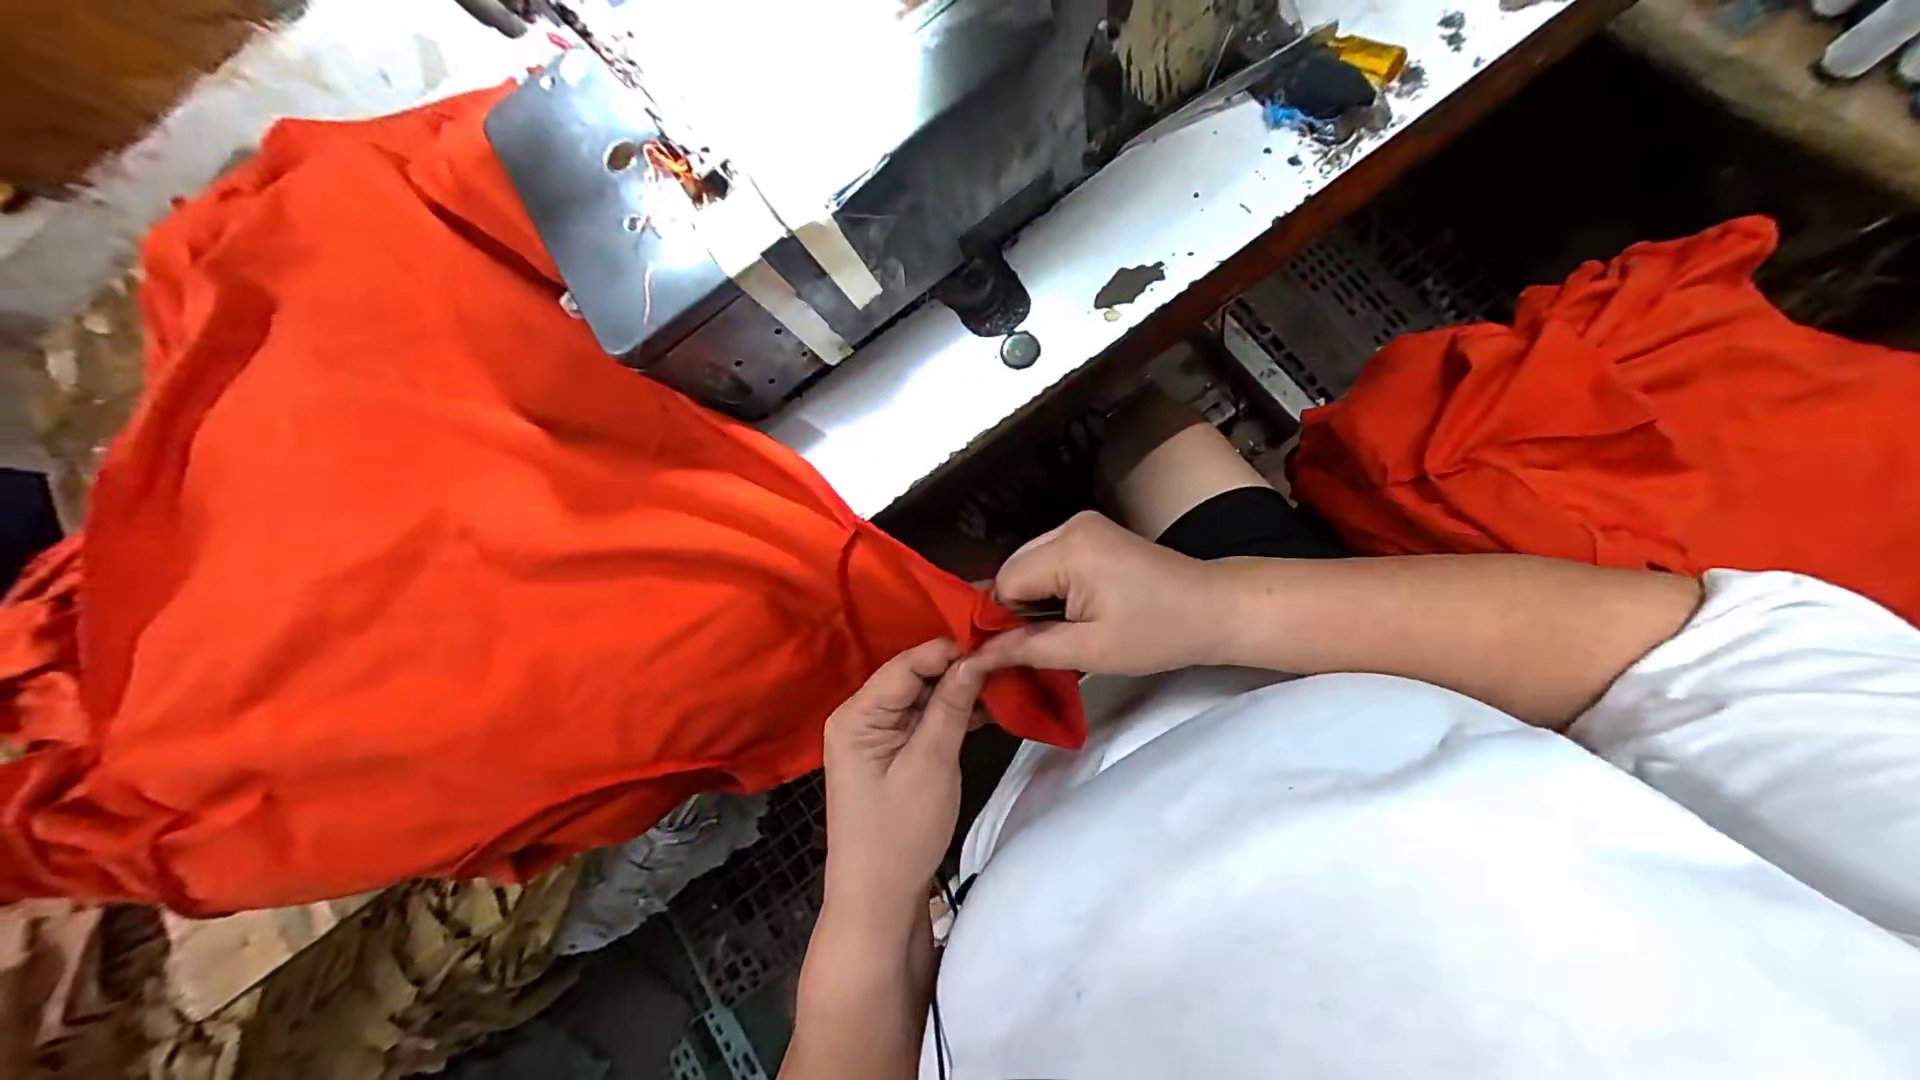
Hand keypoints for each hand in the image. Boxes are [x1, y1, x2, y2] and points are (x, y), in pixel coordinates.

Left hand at [821, 639, 985, 916]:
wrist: (879, 900)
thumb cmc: (900, 833)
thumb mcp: (931, 764)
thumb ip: (951, 706)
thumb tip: (975, 658)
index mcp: (857, 714)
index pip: (907, 664)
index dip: (950, 652)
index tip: (996, 647)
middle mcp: (860, 715)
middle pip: (914, 677)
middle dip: (958, 669)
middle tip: (1006, 662)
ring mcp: (875, 734)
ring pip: (922, 697)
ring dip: (959, 691)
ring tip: (1004, 682)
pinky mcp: (890, 751)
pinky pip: (922, 720)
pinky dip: (951, 714)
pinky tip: (985, 709)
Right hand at [977, 510, 1231, 675]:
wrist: (1216, 608)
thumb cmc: (1158, 633)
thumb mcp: (1089, 650)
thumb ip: (1027, 648)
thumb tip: (975, 657)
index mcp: (1068, 549)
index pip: (1004, 583)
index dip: (1000, 620)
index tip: (1009, 652)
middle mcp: (1069, 526)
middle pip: (1014, 569)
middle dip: (1016, 608)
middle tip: (1035, 645)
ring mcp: (1082, 524)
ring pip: (1029, 564)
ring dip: (1032, 598)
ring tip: (1058, 629)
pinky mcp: (1093, 532)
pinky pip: (1050, 558)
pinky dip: (1050, 585)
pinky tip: (1069, 609)